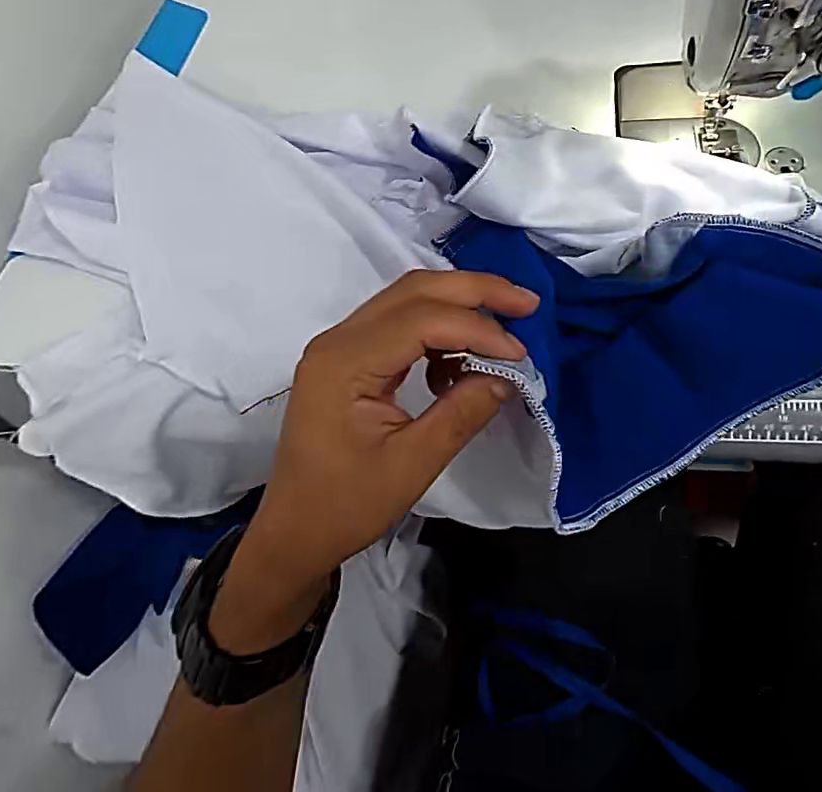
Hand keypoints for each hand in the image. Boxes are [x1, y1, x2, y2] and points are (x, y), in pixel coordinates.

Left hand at [211, 270, 539, 651]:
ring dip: (460, 303)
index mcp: (345, 362)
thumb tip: (508, 375)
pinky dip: (441, 327)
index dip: (477, 330)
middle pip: (415, 290)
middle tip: (526, 303)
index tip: (519, 355)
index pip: (422, 320)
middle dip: (475, 291)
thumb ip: (463, 413)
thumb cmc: (346, 504)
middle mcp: (339, 339)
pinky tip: (462, 358)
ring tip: (505, 324)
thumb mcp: (413, 465)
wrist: (295, 530)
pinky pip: (402, 320)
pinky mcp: (351, 354)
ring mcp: (342, 343)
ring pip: (410, 298)